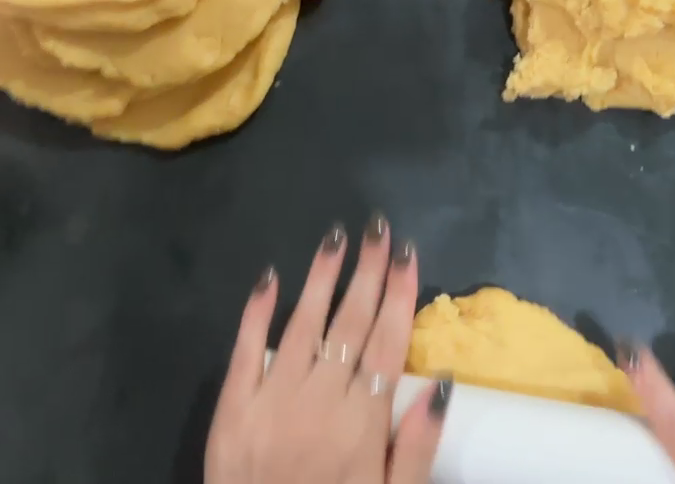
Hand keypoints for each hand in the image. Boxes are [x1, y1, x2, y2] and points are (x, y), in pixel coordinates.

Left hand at [206, 218, 448, 483]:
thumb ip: (418, 446)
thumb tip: (443, 381)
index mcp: (360, 425)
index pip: (387, 342)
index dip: (399, 294)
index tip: (407, 253)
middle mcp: (318, 402)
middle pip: (350, 323)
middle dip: (367, 271)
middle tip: (377, 228)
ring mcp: (270, 402)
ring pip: (303, 324)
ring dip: (321, 276)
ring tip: (336, 236)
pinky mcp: (231, 411)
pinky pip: (244, 351)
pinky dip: (256, 311)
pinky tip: (270, 276)